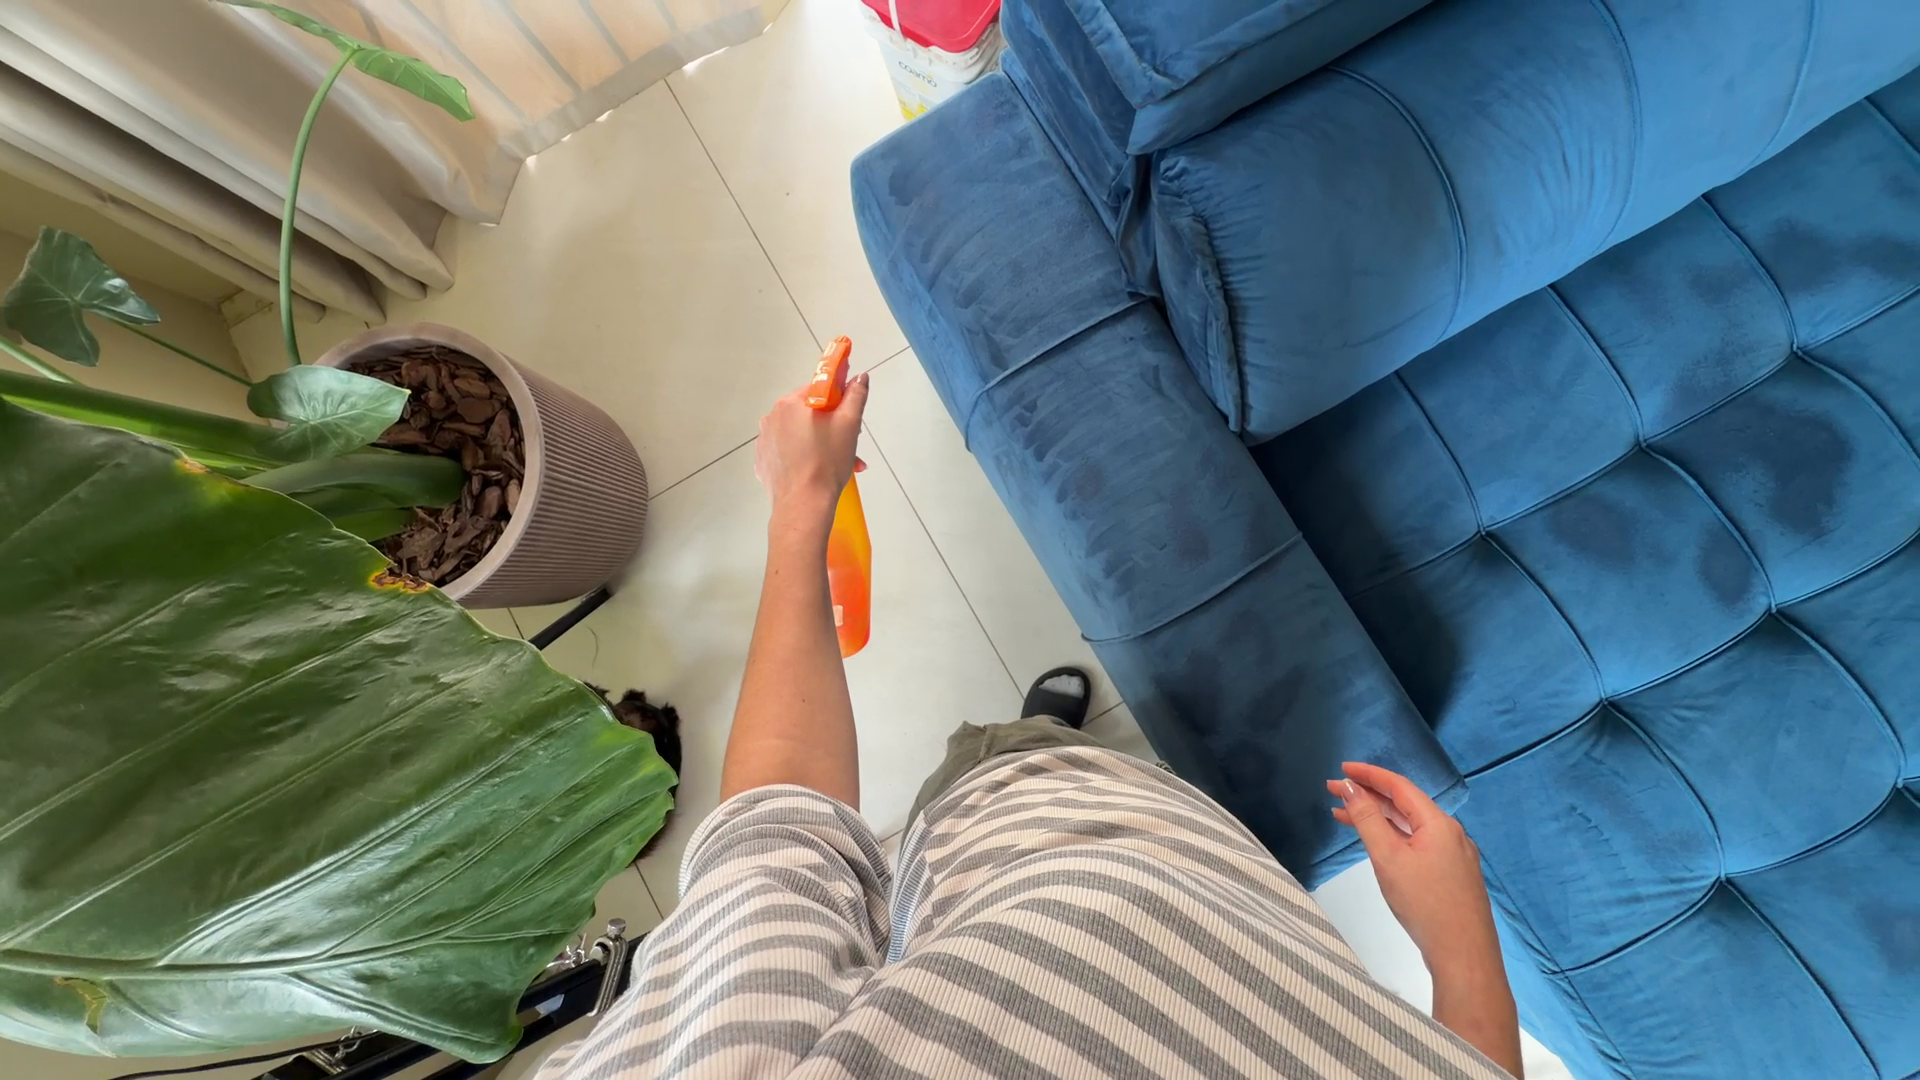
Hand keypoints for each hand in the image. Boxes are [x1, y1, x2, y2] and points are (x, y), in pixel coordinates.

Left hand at [754, 370, 868, 525]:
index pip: (817, 390)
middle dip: (830, 428)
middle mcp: (771, 418)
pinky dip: (802, 459)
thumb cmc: (827, 462)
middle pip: (808, 414)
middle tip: (848, 447)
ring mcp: (764, 442)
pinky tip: (815, 473)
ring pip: (798, 435)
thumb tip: (860, 376)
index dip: (837, 402)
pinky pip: (786, 454)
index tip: (848, 419)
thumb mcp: (849, 425)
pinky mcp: (763, 463)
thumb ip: (856, 396)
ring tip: (838, 465)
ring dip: (819, 445)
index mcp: (789, 404)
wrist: (803, 505)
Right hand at [1327, 762, 1499, 973]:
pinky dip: (1392, 835)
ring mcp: (1454, 856)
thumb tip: (1349, 787)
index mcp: (1439, 824)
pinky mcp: (1452, 875)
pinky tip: (1376, 842)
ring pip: (1410, 825)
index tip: (1341, 769)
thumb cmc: (1424, 903)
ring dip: (1377, 817)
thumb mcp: (1388, 857)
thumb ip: (1367, 818)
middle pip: (1405, 804)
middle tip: (1333, 791)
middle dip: (1368, 795)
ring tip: (1343, 815)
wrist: (1465, 958)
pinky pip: (1417, 842)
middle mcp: (1451, 834)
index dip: (1369, 775)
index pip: (1399, 786)